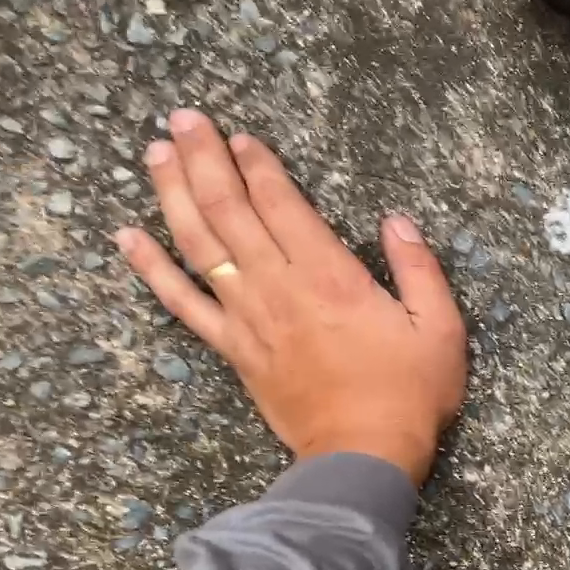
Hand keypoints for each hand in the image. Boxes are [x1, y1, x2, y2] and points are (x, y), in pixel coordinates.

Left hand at [114, 109, 466, 485]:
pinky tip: (128, 237)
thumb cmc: (412, 391)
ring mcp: (248, 317)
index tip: (243, 138)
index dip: (260, 168)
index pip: (284, 207)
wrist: (366, 449)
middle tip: (185, 120)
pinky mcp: (234, 348)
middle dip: (205, 161)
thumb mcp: (442, 330)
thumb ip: (420, 272)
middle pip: (230, 212)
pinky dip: (149, 267)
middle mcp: (279, 287)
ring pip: (198, 244)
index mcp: (332, 278)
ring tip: (155, 154)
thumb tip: (396, 223)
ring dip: (172, 194)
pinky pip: (180, 301)